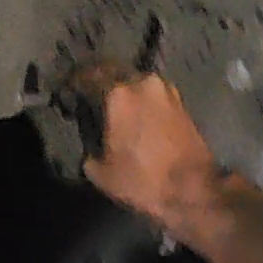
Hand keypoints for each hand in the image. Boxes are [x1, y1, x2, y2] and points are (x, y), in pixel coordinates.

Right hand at [72, 69, 223, 242]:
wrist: (195, 190)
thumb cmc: (143, 180)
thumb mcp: (101, 173)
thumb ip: (89, 150)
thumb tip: (92, 144)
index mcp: (118, 94)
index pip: (88, 75)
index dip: (75, 82)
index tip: (67, 90)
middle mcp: (143, 82)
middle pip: (114, 73)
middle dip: (101, 82)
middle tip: (90, 95)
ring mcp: (166, 90)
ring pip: (136, 83)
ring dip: (124, 91)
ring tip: (114, 107)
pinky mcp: (182, 102)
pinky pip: (153, 95)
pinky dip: (142, 101)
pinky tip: (136, 115)